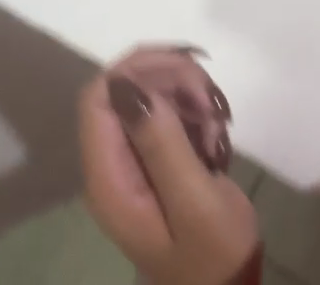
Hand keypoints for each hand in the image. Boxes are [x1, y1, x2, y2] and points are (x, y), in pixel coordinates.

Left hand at [79, 47, 258, 284]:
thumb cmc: (211, 253)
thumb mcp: (193, 199)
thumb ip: (162, 142)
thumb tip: (130, 86)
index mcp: (109, 178)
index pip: (99, 98)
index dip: (138, 68)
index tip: (190, 67)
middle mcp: (113, 165)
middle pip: (127, 90)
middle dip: (175, 81)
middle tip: (215, 104)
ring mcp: (136, 163)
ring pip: (153, 98)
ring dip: (192, 98)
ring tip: (221, 128)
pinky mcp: (159, 162)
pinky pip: (171, 116)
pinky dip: (198, 114)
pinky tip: (219, 137)